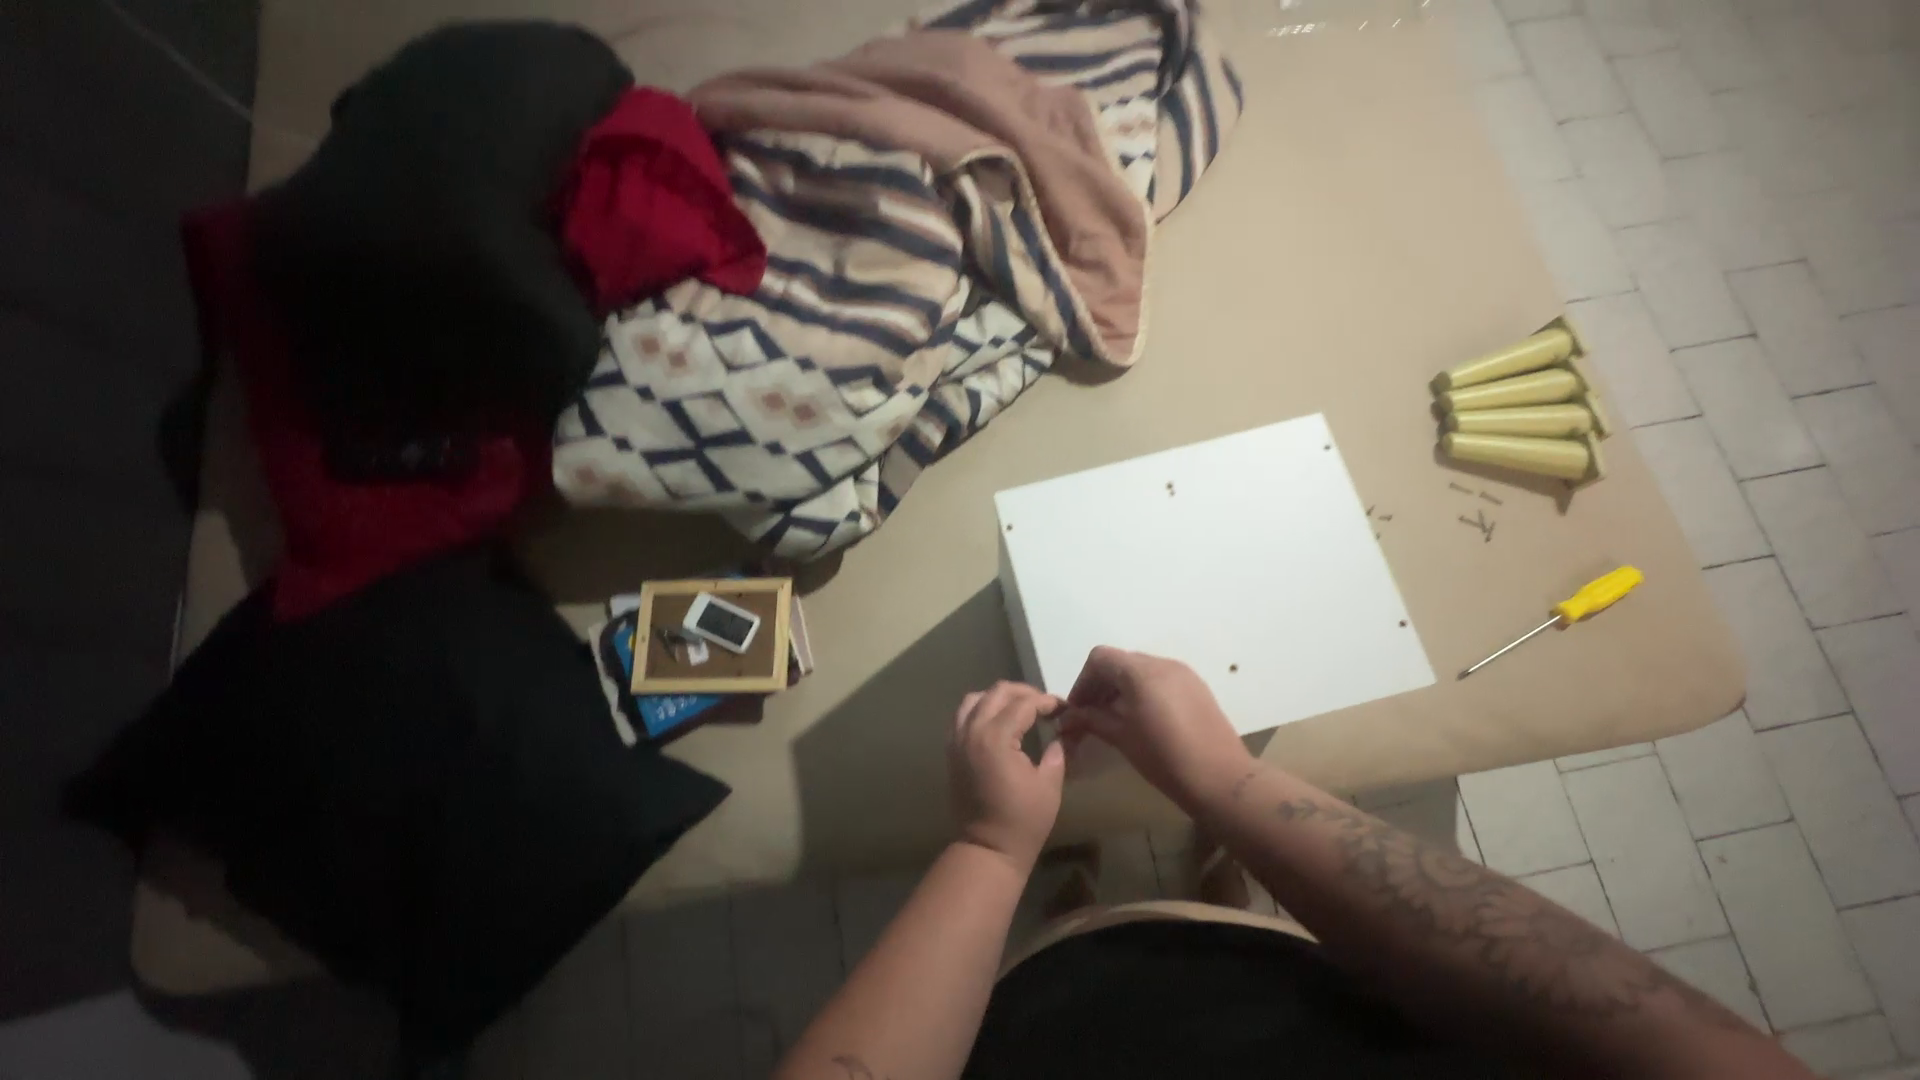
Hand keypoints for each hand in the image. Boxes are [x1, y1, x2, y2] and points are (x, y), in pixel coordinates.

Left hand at [949, 681, 1066, 871]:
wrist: (987, 848)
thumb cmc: (1022, 821)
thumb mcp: (1049, 785)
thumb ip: (1055, 753)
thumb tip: (1059, 735)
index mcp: (996, 738)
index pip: (1023, 704)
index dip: (1046, 701)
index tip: (1062, 708)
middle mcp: (972, 732)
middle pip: (996, 692)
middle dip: (1023, 693)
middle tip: (1044, 704)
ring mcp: (957, 740)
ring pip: (974, 699)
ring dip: (998, 697)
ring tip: (1020, 708)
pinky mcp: (952, 751)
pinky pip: (962, 716)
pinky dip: (980, 710)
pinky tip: (998, 721)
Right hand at [1060, 647, 1251, 809]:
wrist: (1220, 778)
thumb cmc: (1164, 757)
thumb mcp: (1122, 737)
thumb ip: (1093, 719)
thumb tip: (1068, 717)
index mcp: (1140, 672)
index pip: (1100, 659)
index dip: (1083, 681)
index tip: (1078, 709)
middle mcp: (1162, 663)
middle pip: (1121, 661)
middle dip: (1102, 684)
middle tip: (1092, 715)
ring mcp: (1183, 673)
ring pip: (1141, 669)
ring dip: (1122, 688)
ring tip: (1116, 719)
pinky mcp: (1197, 687)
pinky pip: (1161, 679)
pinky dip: (1144, 691)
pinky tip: (1143, 719)